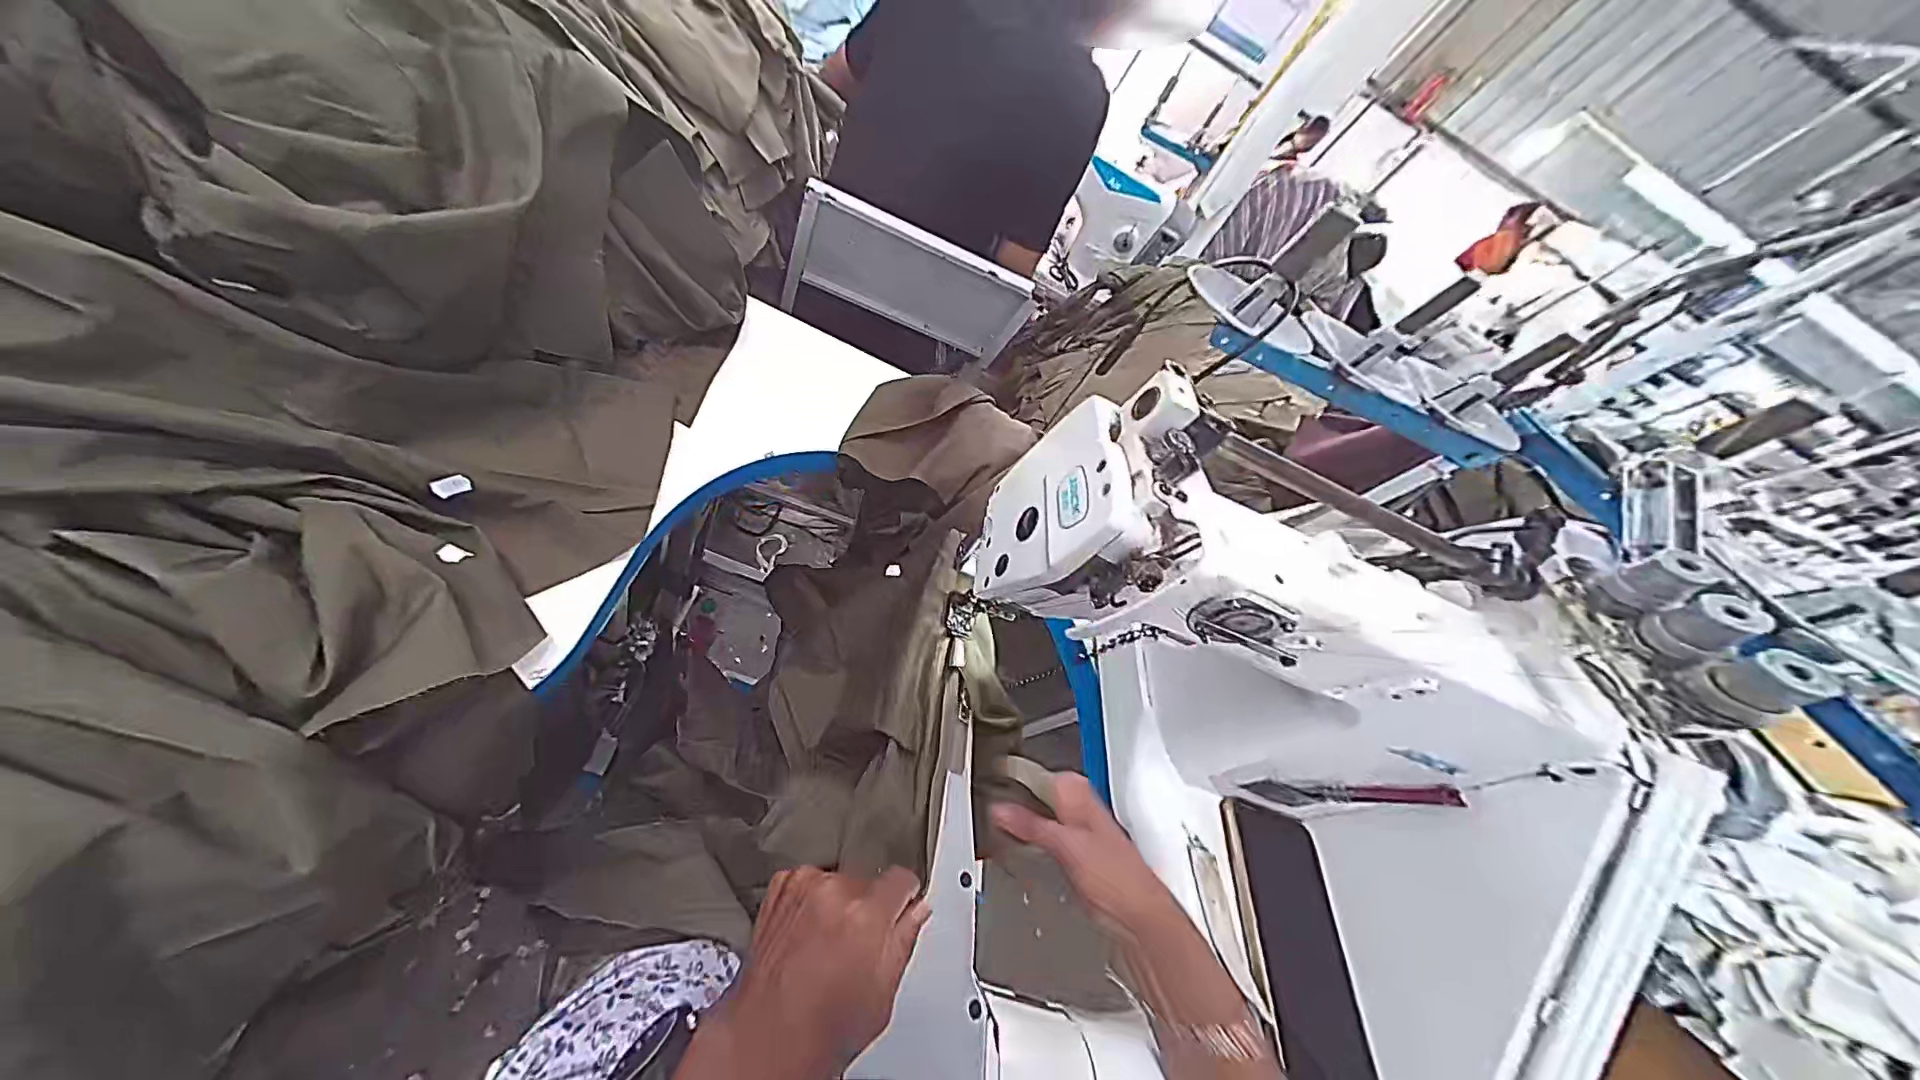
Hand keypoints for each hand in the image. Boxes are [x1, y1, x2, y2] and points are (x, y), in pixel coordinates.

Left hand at [678, 867, 930, 1079]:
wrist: (765, 1038)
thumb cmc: (818, 1029)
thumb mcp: (882, 993)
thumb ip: (904, 940)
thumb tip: (916, 911)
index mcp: (866, 915)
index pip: (901, 878)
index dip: (905, 898)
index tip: (902, 907)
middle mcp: (833, 892)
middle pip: (869, 881)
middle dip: (869, 907)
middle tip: (857, 945)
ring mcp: (802, 888)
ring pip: (839, 880)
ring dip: (838, 902)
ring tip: (827, 944)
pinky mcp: (780, 888)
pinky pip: (809, 882)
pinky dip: (810, 901)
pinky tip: (807, 934)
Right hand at [990, 770, 1182, 940]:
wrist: (1139, 918)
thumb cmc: (1118, 878)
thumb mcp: (1065, 845)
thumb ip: (1031, 825)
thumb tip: (1001, 809)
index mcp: (1080, 794)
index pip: (1040, 775)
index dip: (1015, 780)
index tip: (992, 787)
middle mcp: (1081, 811)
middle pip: (1039, 799)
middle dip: (1016, 807)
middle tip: (993, 816)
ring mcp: (1079, 835)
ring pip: (1041, 822)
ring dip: (1023, 830)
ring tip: (1002, 838)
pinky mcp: (1076, 859)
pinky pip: (1046, 845)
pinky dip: (1033, 849)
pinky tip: (1023, 858)